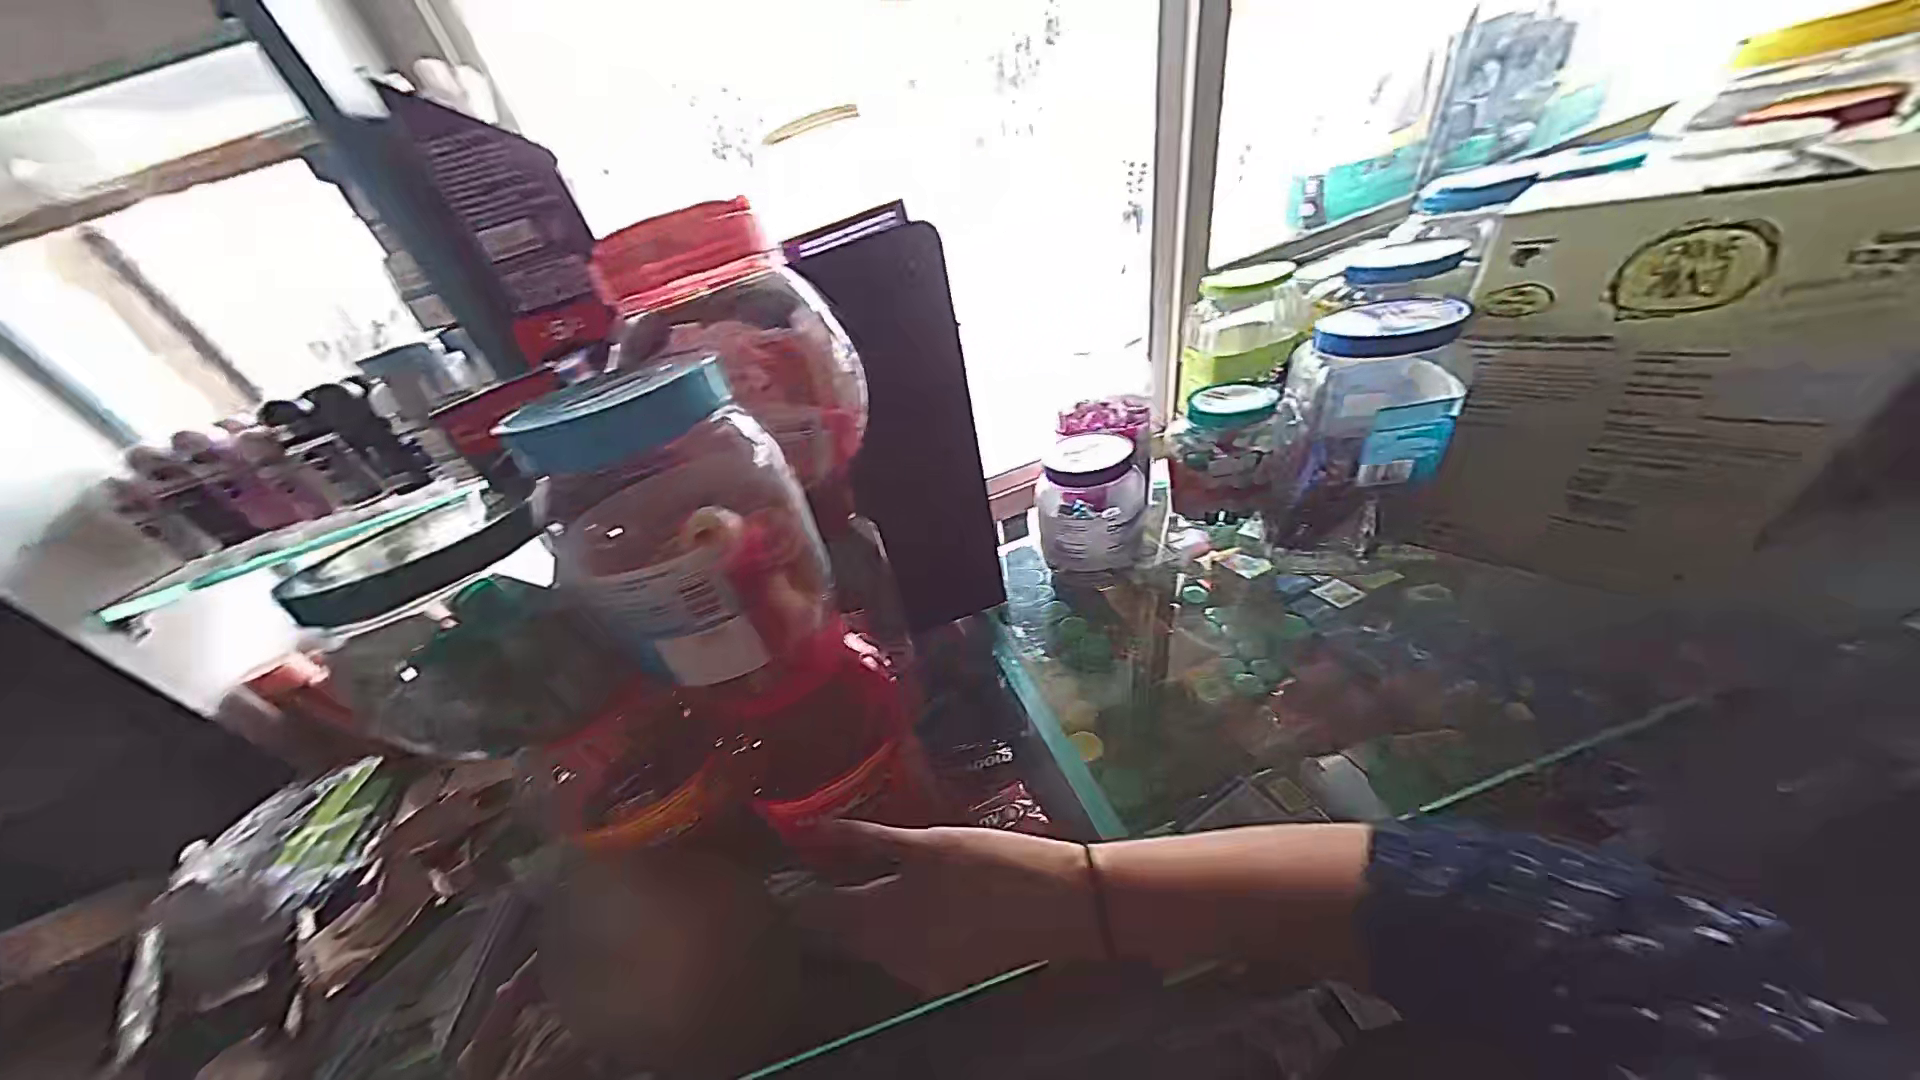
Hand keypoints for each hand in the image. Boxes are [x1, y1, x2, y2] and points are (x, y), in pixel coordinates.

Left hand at [794, 821, 1104, 995]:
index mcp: (880, 919)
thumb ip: (871, 838)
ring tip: (862, 873)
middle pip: (840, 932)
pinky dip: (892, 926)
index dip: (793, 888)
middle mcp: (889, 957)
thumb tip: (818, 827)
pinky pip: (900, 951)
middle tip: (822, 861)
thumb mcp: (928, 842)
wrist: (1058, 906)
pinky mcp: (944, 976)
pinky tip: (911, 898)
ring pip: (869, 943)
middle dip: (826, 900)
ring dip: (859, 912)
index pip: (815, 913)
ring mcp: (917, 973)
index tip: (783, 863)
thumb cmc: (990, 861)